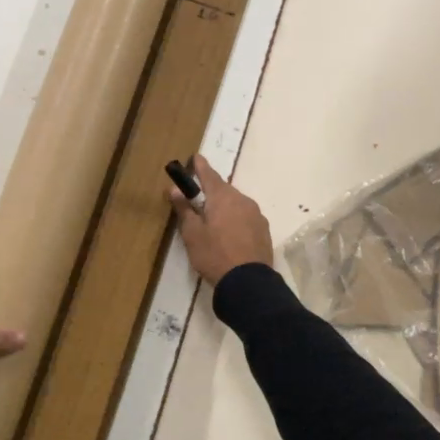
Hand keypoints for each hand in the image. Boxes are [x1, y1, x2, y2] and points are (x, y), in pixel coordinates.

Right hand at [166, 154, 273, 285]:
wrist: (248, 282)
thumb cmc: (214, 254)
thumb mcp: (192, 233)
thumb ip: (184, 209)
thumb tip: (175, 189)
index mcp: (223, 197)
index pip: (209, 174)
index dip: (200, 166)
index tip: (195, 157)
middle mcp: (242, 200)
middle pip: (223, 190)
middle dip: (211, 191)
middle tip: (198, 198)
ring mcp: (256, 215)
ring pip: (236, 204)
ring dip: (224, 207)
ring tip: (213, 221)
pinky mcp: (264, 230)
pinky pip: (245, 217)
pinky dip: (235, 219)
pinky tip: (229, 234)